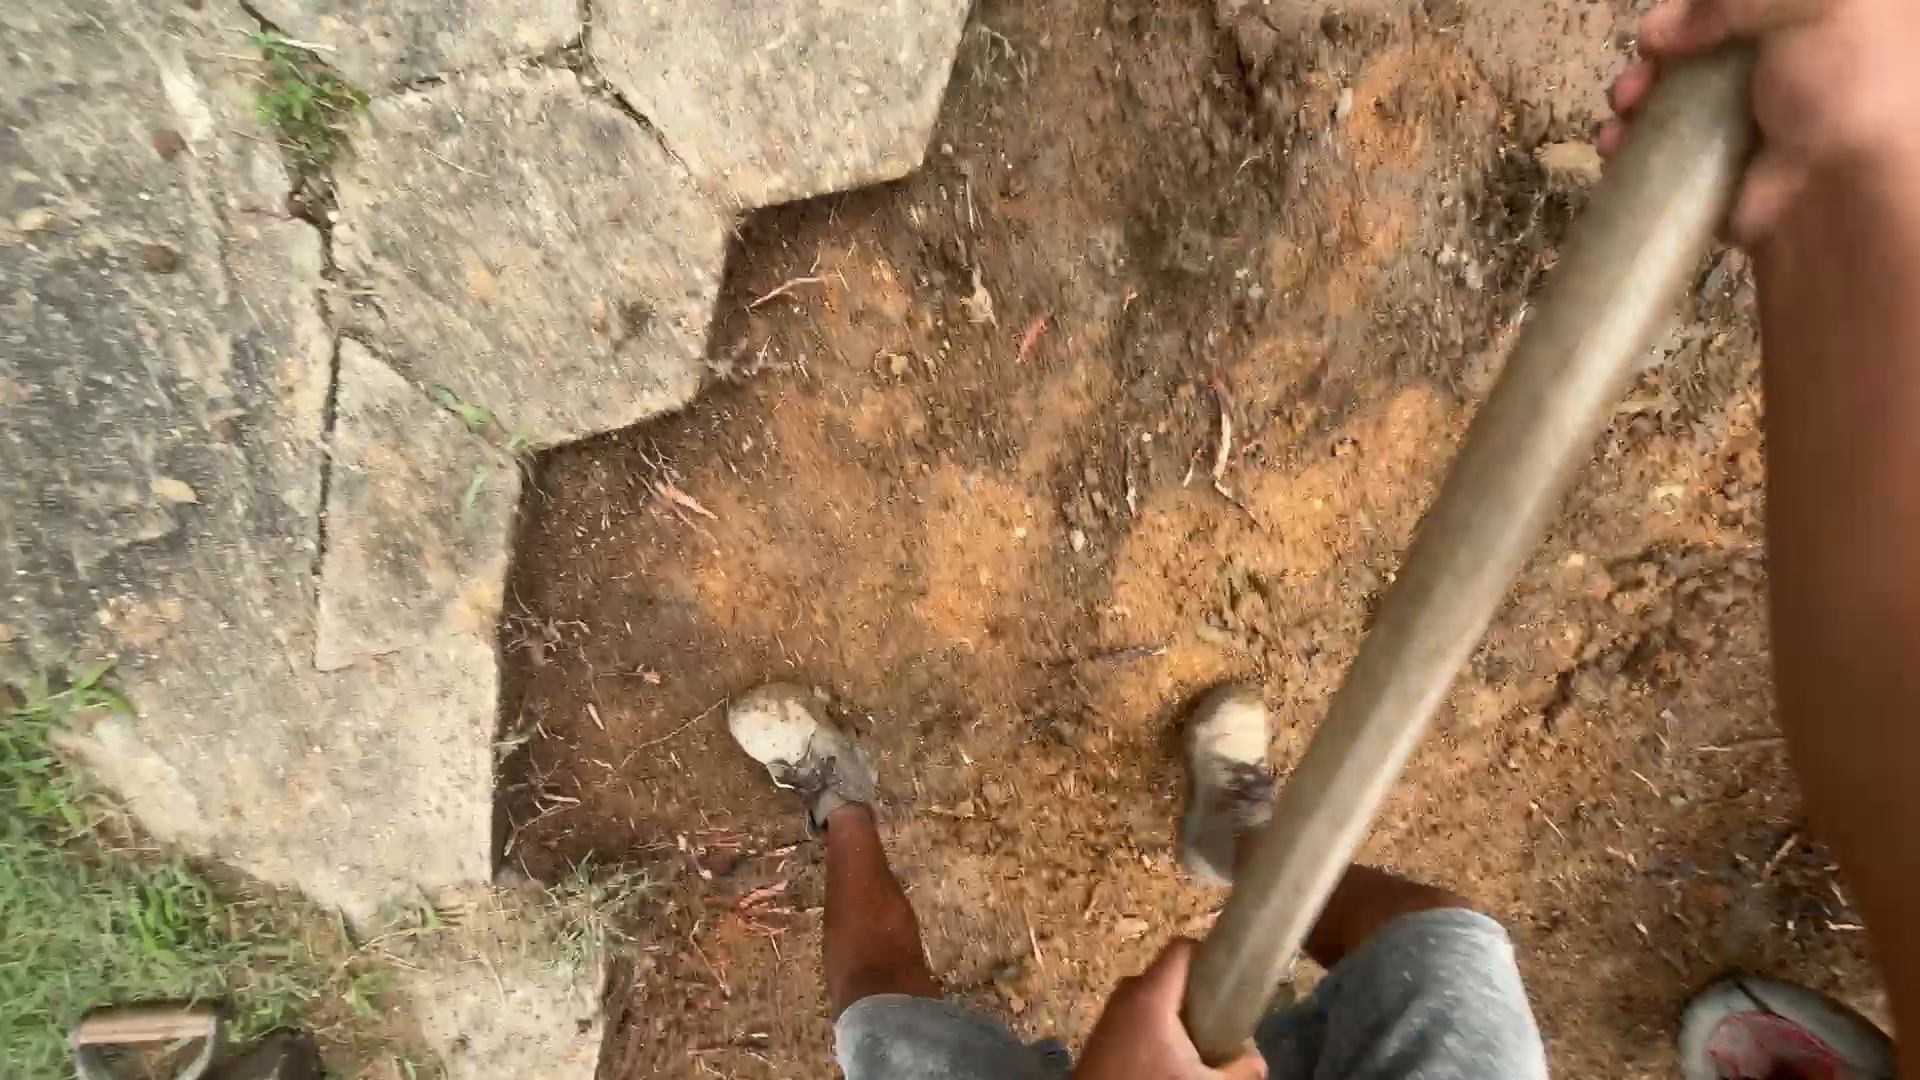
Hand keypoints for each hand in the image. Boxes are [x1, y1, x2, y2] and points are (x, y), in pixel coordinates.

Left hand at [1075, 940, 1266, 1079]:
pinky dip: (1162, 1032)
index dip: (1211, 958)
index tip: (1235, 983)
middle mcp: (1128, 992)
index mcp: (1150, 993)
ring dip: (1183, 1021)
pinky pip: (1141, 1018)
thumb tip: (1256, 1058)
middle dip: (1202, 1000)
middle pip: (1173, 979)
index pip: (1182, 950)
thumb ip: (1240, 1071)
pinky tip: (1173, 1064)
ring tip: (1202, 1052)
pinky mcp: (1104, 1035)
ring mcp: (1112, 1013)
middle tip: (1227, 1028)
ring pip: (1158, 1001)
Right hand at [1599, 0, 1919, 245]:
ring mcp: (1728, 118)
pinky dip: (1621, 144)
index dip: (1689, 11)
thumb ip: (1740, 0)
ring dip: (1629, 101)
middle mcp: (1765, 64)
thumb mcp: (1819, 6)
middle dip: (1650, 60)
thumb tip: (1664, 29)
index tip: (1662, 30)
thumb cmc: (1844, 80)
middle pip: (1688, 51)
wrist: (1836, 178)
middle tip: (1636, 79)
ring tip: (1622, 113)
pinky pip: (1647, 148)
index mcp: (1803, 21)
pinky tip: (1612, 145)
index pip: (1730, 6)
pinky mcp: (1697, 163)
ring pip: (1661, 98)